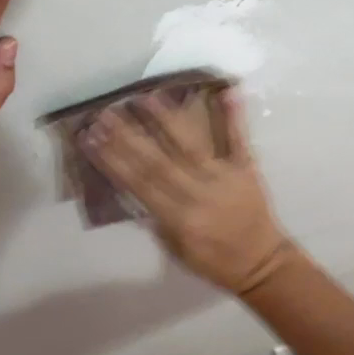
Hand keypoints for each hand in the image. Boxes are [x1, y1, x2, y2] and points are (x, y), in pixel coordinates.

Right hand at [81, 90, 293, 293]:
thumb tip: (131, 184)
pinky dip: (234, 115)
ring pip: (189, 145)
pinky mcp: (245, 168)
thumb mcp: (175, 248)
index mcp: (178, 218)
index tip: (91, 137)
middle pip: (156, 161)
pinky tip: (228, 90)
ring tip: (146, 96)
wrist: (262, 264)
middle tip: (105, 113)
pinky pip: (238, 139)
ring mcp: (223, 177)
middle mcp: (198, 194)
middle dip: (127, 136)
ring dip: (166, 119)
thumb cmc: (213, 260)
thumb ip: (155, 217)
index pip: (138, 183)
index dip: (112, 159)